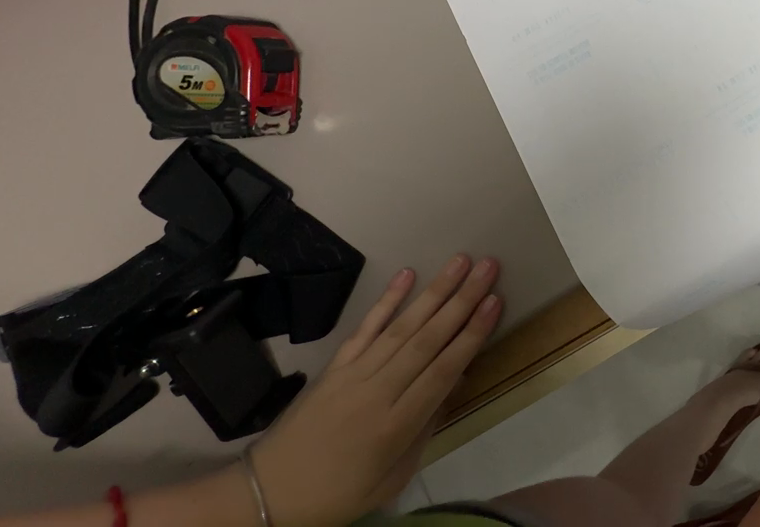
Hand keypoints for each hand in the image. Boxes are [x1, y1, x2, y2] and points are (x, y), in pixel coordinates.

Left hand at [250, 256, 502, 526]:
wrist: (263, 499)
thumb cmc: (338, 494)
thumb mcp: (392, 478)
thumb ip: (426, 430)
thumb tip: (454, 384)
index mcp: (395, 426)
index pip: (443, 370)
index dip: (472, 334)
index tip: (496, 302)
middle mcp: (377, 394)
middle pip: (428, 339)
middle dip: (463, 300)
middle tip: (489, 266)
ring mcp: (353, 376)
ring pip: (402, 327)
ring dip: (435, 291)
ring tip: (461, 261)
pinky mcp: (334, 368)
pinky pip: (365, 329)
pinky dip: (386, 301)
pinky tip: (407, 275)